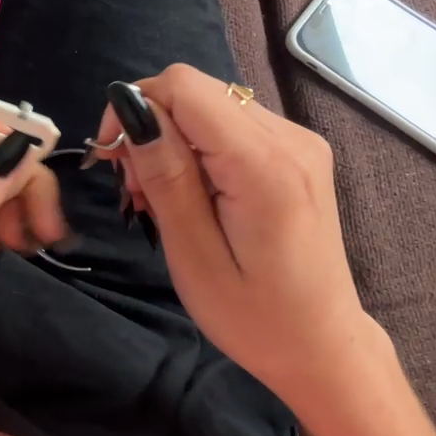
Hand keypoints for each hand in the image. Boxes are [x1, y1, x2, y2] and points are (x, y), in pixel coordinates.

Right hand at [98, 64, 384, 415]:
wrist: (322, 347)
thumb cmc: (252, 315)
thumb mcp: (193, 253)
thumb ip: (165, 174)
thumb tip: (132, 108)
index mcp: (265, 165)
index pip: (183, 87)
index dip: (133, 108)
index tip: (113, 161)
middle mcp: (289, 137)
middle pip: (192, 89)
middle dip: (147, 125)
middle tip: (134, 188)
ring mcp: (297, 141)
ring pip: (205, 102)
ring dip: (167, 137)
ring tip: (158, 195)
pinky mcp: (294, 151)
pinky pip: (225, 121)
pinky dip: (192, 144)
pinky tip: (188, 189)